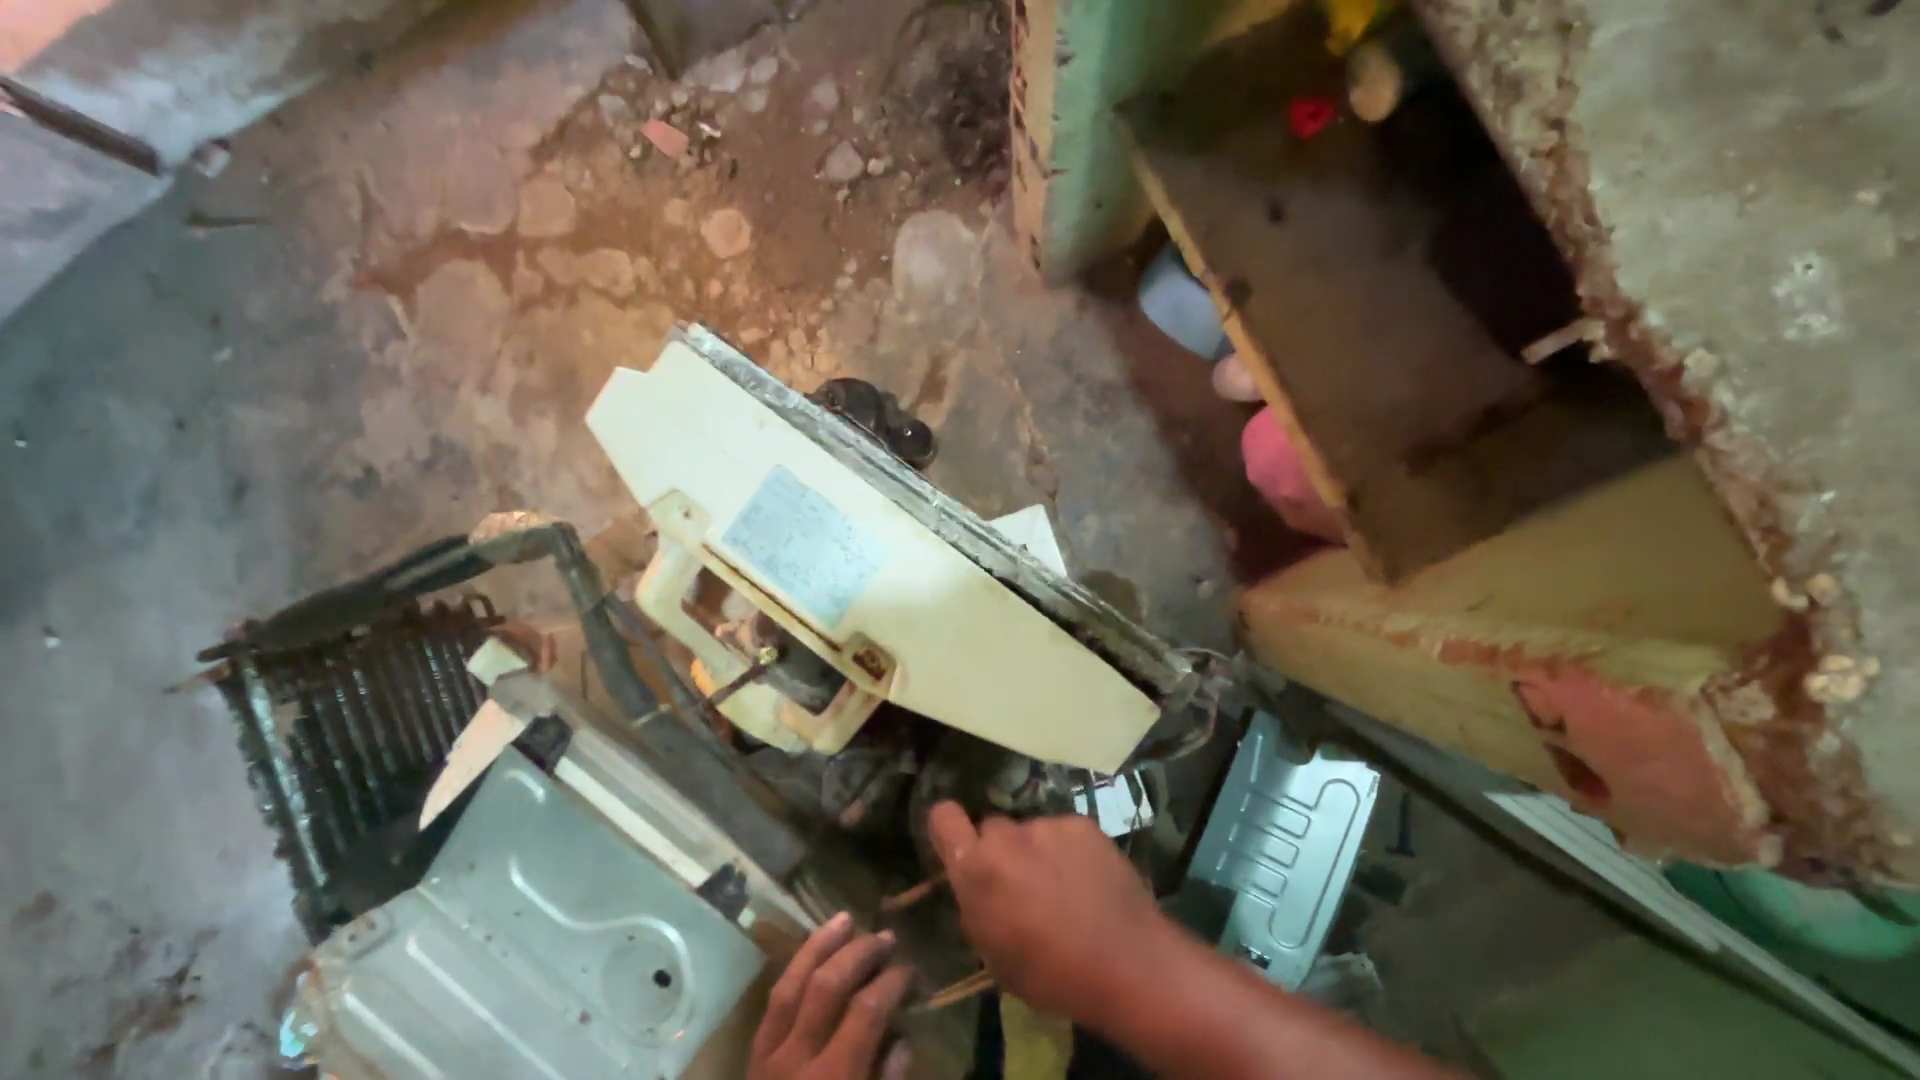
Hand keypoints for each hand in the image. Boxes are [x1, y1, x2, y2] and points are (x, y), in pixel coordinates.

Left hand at [749, 913, 914, 1079]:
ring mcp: (768, 1051)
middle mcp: (798, 1055)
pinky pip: (774, 1000)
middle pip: (827, 986)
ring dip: (820, 946)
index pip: (866, 1010)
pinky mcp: (753, 1053)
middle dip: (859, 954)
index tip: (910, 969)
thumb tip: (901, 1037)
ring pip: (792, 983)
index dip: (892, 983)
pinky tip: (811, 952)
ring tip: (845, 919)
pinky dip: (795, 970)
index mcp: (835, 1075)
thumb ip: (888, 1079)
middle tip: (886, 937)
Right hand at [927, 801, 1179, 1025]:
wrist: (1127, 964)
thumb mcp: (993, 954)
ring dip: (1037, 853)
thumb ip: (975, 908)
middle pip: (992, 829)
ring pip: (1031, 832)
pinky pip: (1064, 833)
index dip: (948, 828)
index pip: (943, 817)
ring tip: (1064, 889)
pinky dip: (1069, 851)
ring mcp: (1048, 826)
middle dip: (1000, 852)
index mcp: (976, 870)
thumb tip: (976, 888)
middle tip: (1021, 885)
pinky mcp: (1083, 825)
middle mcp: (1007, 837)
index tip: (960, 846)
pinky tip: (1088, 882)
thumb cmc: (1051, 974)